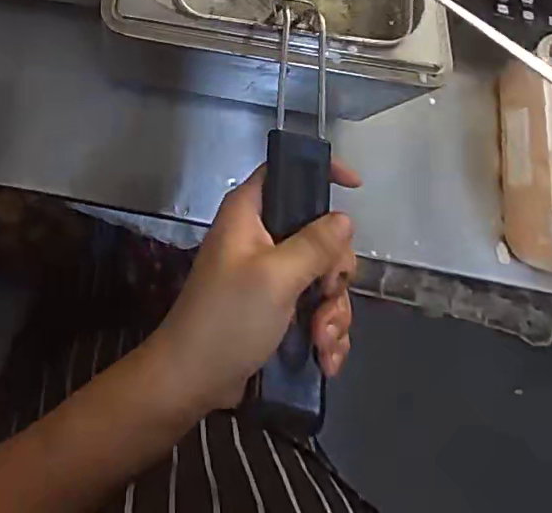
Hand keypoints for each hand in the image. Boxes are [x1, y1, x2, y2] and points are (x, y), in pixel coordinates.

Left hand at [144, 163, 359, 414]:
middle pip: (318, 231)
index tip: (357, 187)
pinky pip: (315, 306)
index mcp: (248, 212)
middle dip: (333, 273)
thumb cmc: (228, 317)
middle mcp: (260, 236)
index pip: (285, 171)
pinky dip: (325, 331)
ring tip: (322, 343)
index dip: (319, 172)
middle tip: (326, 296)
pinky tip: (325, 358)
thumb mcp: (276, 277)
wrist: (195, 379)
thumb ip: (314, 244)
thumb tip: (343, 218)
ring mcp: (269, 272)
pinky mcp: (276, 306)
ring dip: (332, 311)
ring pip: (322, 275)